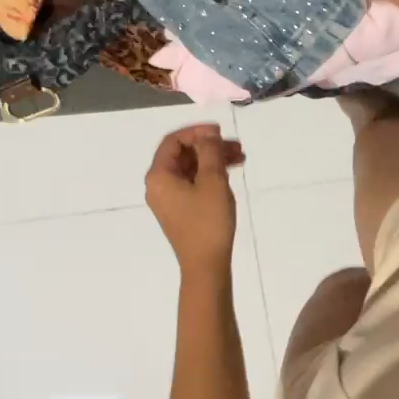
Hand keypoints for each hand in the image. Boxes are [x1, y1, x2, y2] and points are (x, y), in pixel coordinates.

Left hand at [145, 124, 243, 274]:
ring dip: (213, 160)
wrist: (205, 265)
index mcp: (159, 176)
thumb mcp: (212, 181)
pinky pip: (192, 184)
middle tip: (236, 146)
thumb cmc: (208, 221)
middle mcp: (158, 186)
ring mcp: (168, 200)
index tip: (220, 133)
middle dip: (209, 147)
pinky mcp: (179, 211)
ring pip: (190, 169)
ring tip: (240, 159)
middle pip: (182, 154)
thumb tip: (207, 134)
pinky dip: (209, 176)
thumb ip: (210, 151)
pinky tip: (230, 175)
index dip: (197, 132)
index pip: (173, 141)